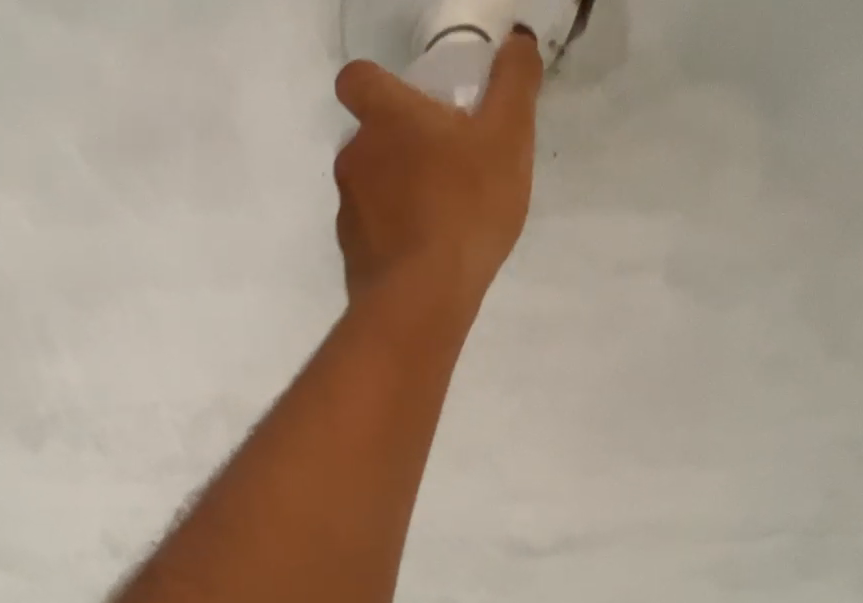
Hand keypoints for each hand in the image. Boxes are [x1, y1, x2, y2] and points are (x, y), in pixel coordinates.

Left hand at [332, 32, 543, 299]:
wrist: (421, 297)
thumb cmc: (466, 206)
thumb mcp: (508, 135)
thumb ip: (514, 82)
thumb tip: (515, 45)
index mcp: (385, 119)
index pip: (356, 80)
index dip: (377, 83)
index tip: (411, 100)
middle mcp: (354, 158)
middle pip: (372, 136)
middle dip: (404, 143)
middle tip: (449, 161)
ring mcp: (347, 209)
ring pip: (372, 185)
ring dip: (401, 190)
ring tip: (446, 212)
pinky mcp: (350, 252)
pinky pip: (373, 228)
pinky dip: (395, 231)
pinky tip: (429, 248)